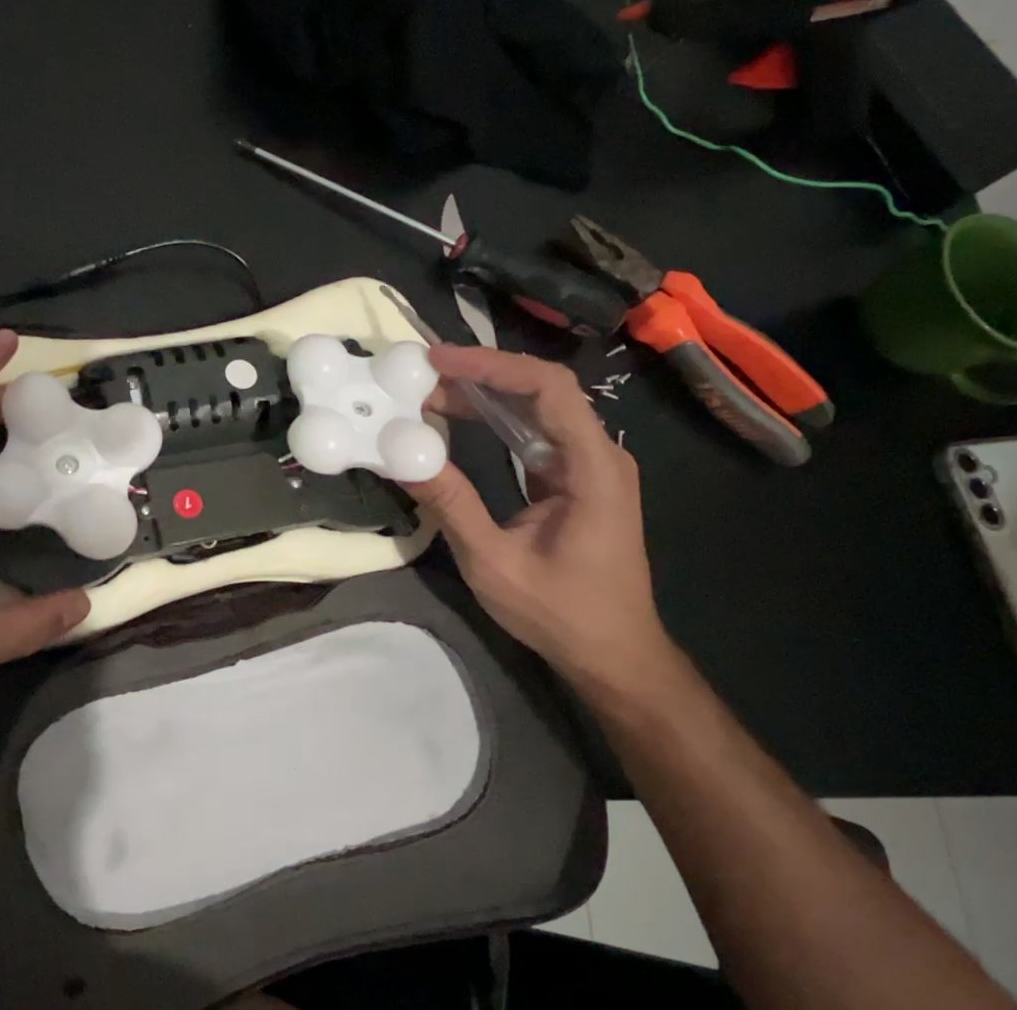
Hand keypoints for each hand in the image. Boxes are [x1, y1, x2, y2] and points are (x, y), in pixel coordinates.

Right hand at [405, 347, 668, 684]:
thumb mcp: (494, 562)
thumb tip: (404, 456)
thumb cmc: (561, 612)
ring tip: (428, 394)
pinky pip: (535, 435)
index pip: (549, 390)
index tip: (438, 363)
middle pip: (543, 392)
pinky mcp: (576, 481)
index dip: (493, 367)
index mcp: (593, 468)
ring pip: (538, 410)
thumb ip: (452, 505)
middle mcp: (599, 456)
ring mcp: (591, 467)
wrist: (613, 653)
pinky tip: (459, 420)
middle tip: (420, 377)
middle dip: (480, 377)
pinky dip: (496, 422)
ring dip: (485, 398)